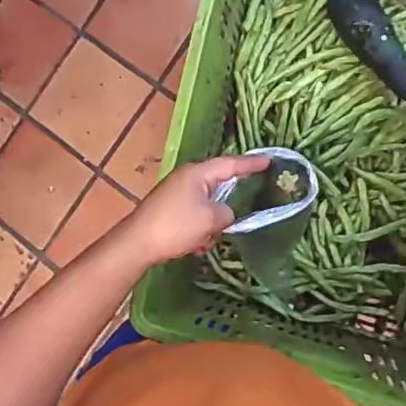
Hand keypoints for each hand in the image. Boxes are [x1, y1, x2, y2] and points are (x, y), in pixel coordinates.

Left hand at [118, 154, 270, 264]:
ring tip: (212, 236)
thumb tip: (225, 213)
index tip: (268, 160)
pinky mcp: (168, 209)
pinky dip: (199, 228)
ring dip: (212, 220)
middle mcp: (186, 178)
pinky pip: (193, 214)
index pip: (230, 164)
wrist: (137, 243)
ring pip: (206, 202)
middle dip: (230, 197)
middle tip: (252, 197)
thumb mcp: (211, 219)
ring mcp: (175, 193)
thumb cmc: (175, 226)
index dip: (250, 163)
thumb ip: (227, 213)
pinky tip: (197, 245)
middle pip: (217, 183)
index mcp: (197, 173)